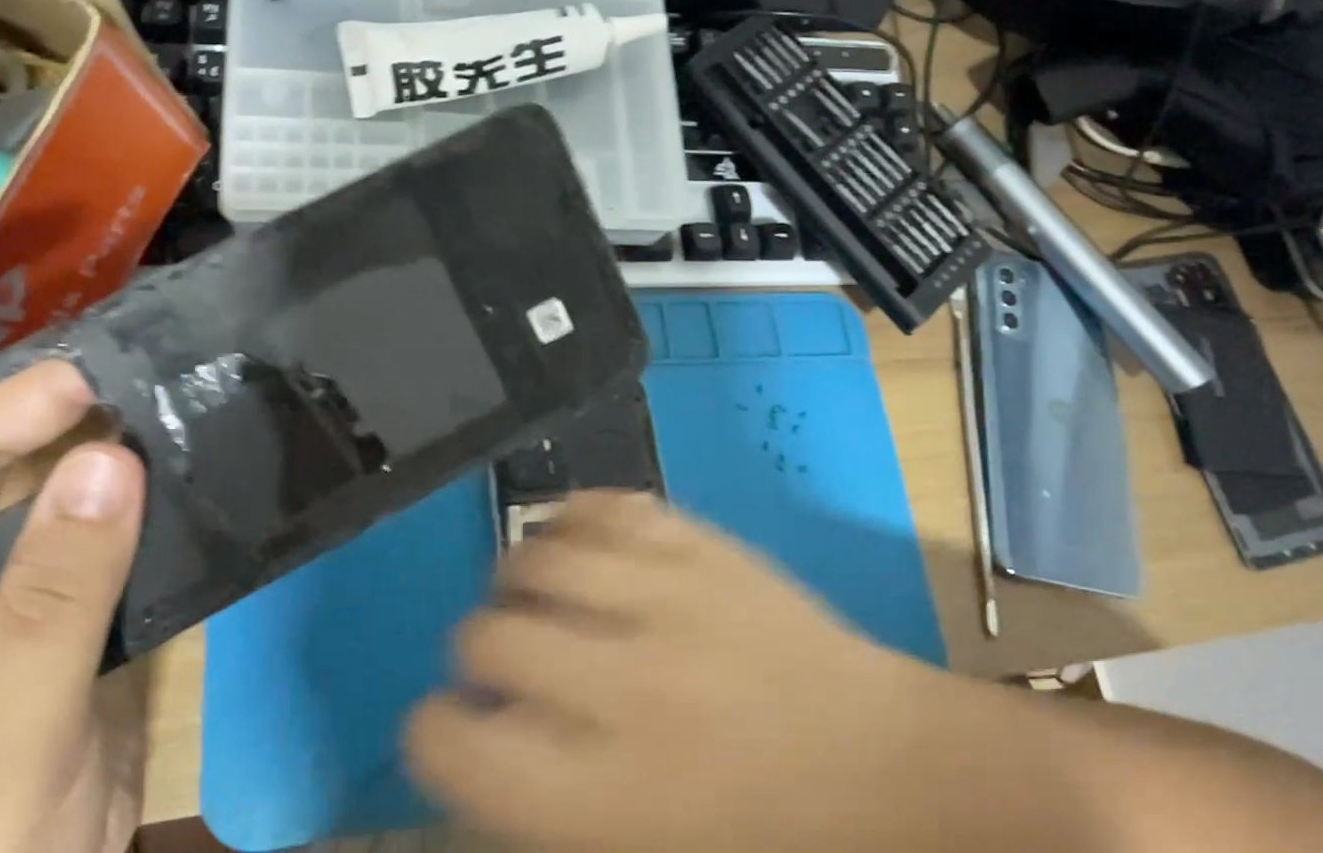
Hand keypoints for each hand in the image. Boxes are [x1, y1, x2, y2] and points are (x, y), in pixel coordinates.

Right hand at [405, 491, 976, 851]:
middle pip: (484, 636)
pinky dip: (572, 520)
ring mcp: (670, 599)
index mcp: (605, 795)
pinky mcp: (703, 544)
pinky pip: (602, 504)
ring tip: (541, 598)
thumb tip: (470, 741)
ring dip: (520, 580)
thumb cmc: (759, 830)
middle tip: (510, 665)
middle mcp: (628, 689)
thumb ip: (539, 799)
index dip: (434, 731)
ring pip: (535, 557)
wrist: (887, 767)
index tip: (454, 725)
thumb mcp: (634, 845)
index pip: (453, 744)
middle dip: (478, 651)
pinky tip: (580, 548)